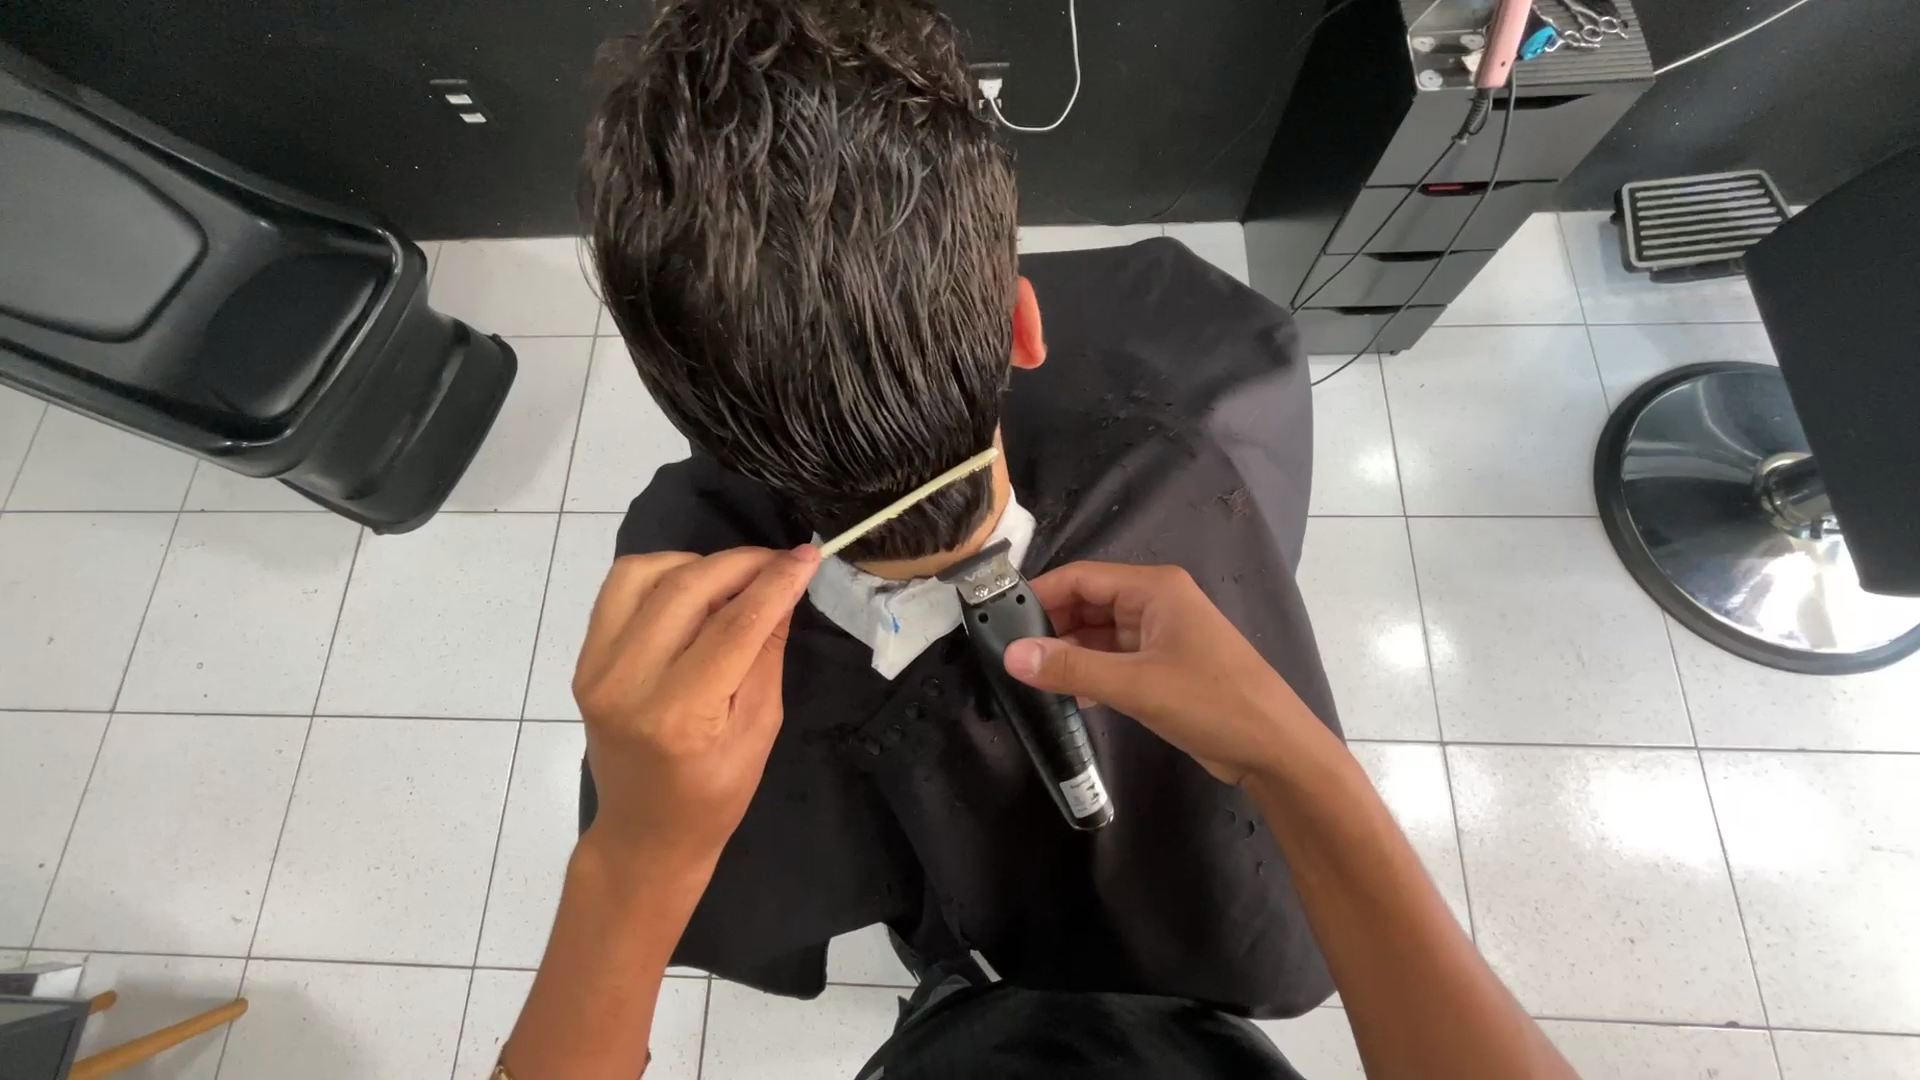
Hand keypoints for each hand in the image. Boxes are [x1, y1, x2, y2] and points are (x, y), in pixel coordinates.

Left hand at [572, 546, 820, 871]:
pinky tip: (695, 587)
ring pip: (645, 574)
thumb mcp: (762, 727)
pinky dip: (663, 572)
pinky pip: (621, 588)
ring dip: (699, 562)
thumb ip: (767, 652)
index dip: (775, 583)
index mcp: (680, 714)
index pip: (735, 625)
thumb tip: (785, 587)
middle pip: (688, 588)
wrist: (644, 832)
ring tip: (736, 578)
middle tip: (780, 560)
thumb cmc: (716, 794)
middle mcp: (628, 682)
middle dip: (743, 563)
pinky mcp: (586, 659)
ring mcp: (596, 668)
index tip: (808, 556)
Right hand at [1002, 561, 1318, 785]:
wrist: (1276, 750)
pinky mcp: (1160, 666)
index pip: (1081, 577)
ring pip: (1097, 635)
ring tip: (1025, 676)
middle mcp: (1154, 603)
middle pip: (1087, 604)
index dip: (1039, 594)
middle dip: (1049, 627)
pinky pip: (1111, 660)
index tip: (998, 617)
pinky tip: (1061, 696)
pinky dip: (1087, 674)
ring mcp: (1158, 636)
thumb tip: (1009, 655)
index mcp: (1153, 589)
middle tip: (1007, 653)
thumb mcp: (1137, 685)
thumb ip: (1071, 669)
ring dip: (1066, 654)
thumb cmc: (1212, 702)